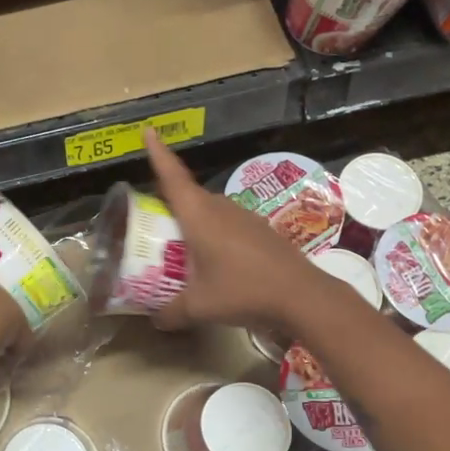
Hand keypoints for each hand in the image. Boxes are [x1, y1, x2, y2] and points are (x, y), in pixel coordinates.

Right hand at [143, 129, 319, 331]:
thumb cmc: (242, 292)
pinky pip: (228, 226)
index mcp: (199, 216)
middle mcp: (221, 208)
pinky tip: (216, 263)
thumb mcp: (197, 307)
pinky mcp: (261, 231)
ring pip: (210, 212)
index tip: (148, 131)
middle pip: (189, 196)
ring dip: (195, 224)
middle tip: (153, 221)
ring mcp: (245, 217)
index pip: (172, 177)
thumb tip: (154, 319)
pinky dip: (215, 236)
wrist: (301, 296)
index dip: (158, 154)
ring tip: (183, 249)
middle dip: (170, 203)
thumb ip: (170, 312)